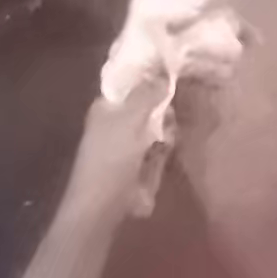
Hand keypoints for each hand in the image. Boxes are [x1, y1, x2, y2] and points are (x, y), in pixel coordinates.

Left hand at [63, 79, 169, 223]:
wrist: (103, 206)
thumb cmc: (111, 157)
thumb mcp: (130, 118)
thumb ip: (148, 93)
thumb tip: (164, 71)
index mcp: (106, 107)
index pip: (131, 84)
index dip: (151, 79)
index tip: (173, 78)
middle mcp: (116, 123)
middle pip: (148, 107)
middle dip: (163, 111)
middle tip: (171, 117)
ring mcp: (128, 146)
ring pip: (157, 128)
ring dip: (166, 132)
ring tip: (166, 141)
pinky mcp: (140, 166)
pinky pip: (158, 150)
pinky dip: (163, 152)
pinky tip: (164, 156)